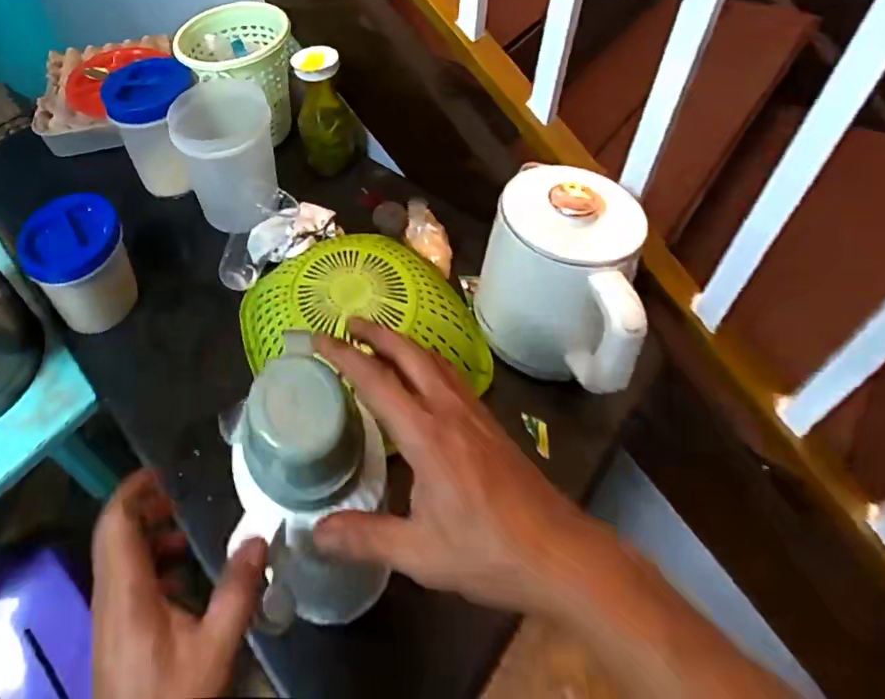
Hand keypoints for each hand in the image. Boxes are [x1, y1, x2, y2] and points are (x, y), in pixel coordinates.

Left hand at [92, 468, 266, 698]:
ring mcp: (106, 610)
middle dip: (142, 506)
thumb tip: (257, 539)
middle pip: (114, 530)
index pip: (116, 520)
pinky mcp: (112, 627)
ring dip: (145, 535)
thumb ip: (235, 593)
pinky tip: (179, 578)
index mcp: (124, 587)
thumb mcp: (213, 649)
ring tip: (183, 532)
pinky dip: (146, 563)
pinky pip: (122, 577)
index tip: (162, 473)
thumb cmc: (171, 695)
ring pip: (117, 553)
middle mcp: (107, 590)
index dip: (133, 489)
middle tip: (176, 497)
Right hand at [312, 319, 612, 613]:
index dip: (343, 355)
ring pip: (435, 362)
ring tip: (380, 340)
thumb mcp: (422, 554)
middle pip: (410, 355)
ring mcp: (475, 418)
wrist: (570, 561)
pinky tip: (423, 378)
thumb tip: (313, 535)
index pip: (376, 380)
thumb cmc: (492, 553)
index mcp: (427, 435)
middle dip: (376, 333)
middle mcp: (450, 414)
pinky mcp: (493, 428)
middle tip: (348, 323)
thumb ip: (366, 538)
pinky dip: (426, 362)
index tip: (317, 339)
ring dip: (403, 344)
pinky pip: (452, 378)